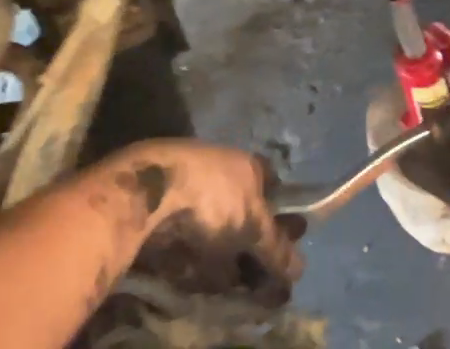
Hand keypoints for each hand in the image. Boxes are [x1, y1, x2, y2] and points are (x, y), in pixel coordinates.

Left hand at [101, 140, 303, 298]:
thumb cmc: (213, 197)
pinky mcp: (168, 214)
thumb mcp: (254, 223)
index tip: (288, 242)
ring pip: (221, 230)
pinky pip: (194, 242)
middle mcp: (222, 173)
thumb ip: (277, 247)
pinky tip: (206, 278)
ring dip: (231, 258)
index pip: (273, 186)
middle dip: (256, 244)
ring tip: (237, 284)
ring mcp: (194, 191)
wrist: (150, 192)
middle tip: (265, 275)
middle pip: (246, 213)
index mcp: (247, 165)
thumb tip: (298, 269)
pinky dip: (203, 261)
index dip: (282, 215)